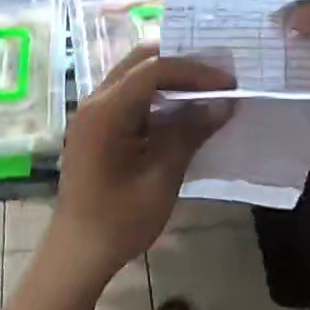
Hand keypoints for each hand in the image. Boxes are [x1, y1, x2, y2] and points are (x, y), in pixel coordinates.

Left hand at [46, 46, 233, 281]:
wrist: (80, 245)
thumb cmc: (120, 218)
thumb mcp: (161, 177)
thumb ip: (188, 134)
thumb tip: (221, 104)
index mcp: (105, 110)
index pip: (151, 70)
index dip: (192, 71)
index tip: (229, 83)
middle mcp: (94, 102)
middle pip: (137, 64)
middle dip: (178, 64)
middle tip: (219, 75)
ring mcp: (91, 112)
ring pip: (131, 76)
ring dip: (167, 77)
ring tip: (208, 88)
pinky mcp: (96, 125)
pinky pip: (126, 96)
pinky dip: (154, 95)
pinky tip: (182, 108)